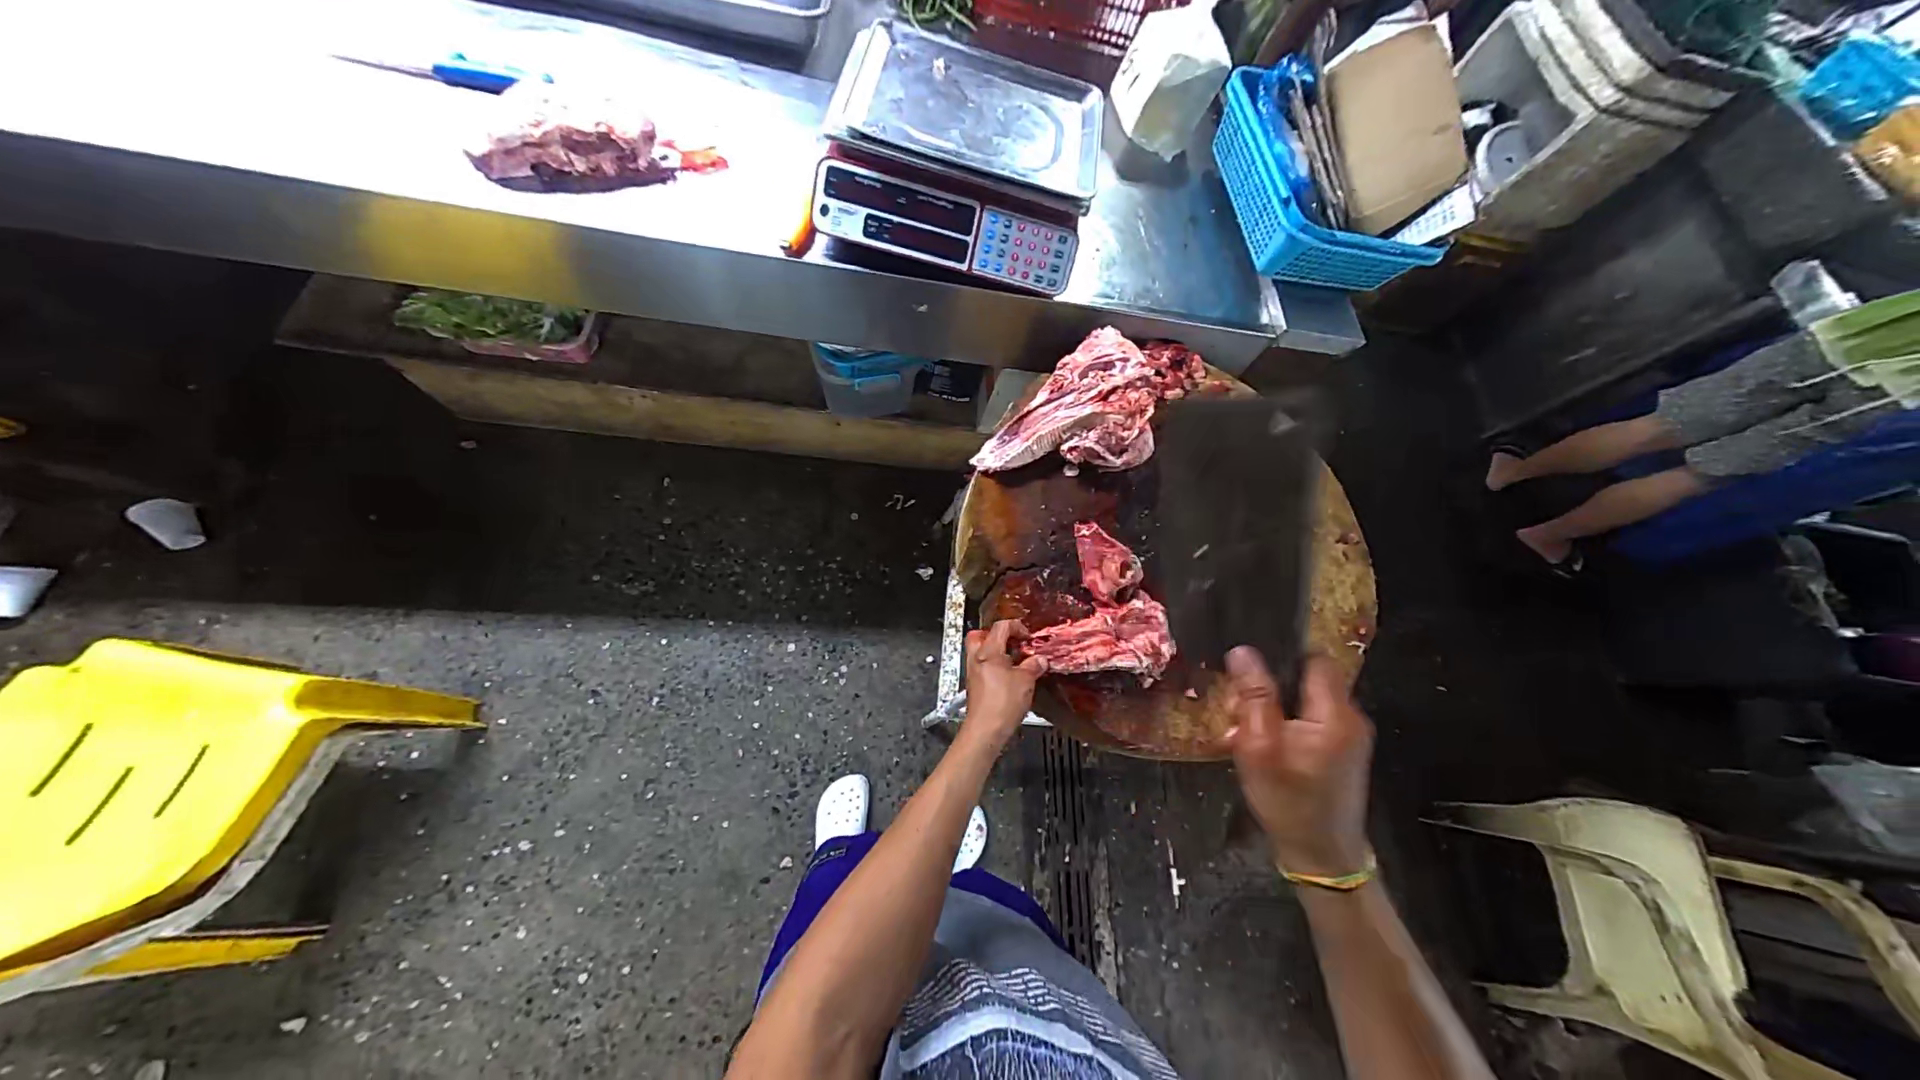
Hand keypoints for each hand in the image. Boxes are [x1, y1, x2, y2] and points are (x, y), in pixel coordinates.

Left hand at [962, 620, 1044, 747]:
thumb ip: (1033, 666)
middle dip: (996, 635)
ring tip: (1014, 659)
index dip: (1016, 626)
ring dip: (995, 652)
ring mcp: (973, 672)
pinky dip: (994, 666)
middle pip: (981, 635)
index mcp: (988, 652)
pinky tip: (1009, 677)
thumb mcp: (1026, 681)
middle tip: (1012, 641)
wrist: (986, 730)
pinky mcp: (975, 686)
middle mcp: (977, 659)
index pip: (1000, 627)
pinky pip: (982, 667)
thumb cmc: (1001, 705)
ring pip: (980, 652)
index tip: (1026, 635)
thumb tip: (1039, 660)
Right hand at [1224, 648, 1373, 879]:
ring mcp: (1350, 736)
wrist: (1322, 857)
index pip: (1313, 658)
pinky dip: (1284, 726)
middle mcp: (1351, 718)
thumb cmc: (1289, 801)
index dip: (1280, 655)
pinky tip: (1263, 745)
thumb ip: (1254, 696)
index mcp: (1336, 713)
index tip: (1249, 668)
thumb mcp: (1260, 746)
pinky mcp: (1342, 752)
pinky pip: (1309, 721)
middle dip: (1269, 689)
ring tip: (1245, 730)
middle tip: (1238, 710)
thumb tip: (1242, 652)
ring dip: (1273, 710)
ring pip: (1304, 701)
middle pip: (1306, 680)